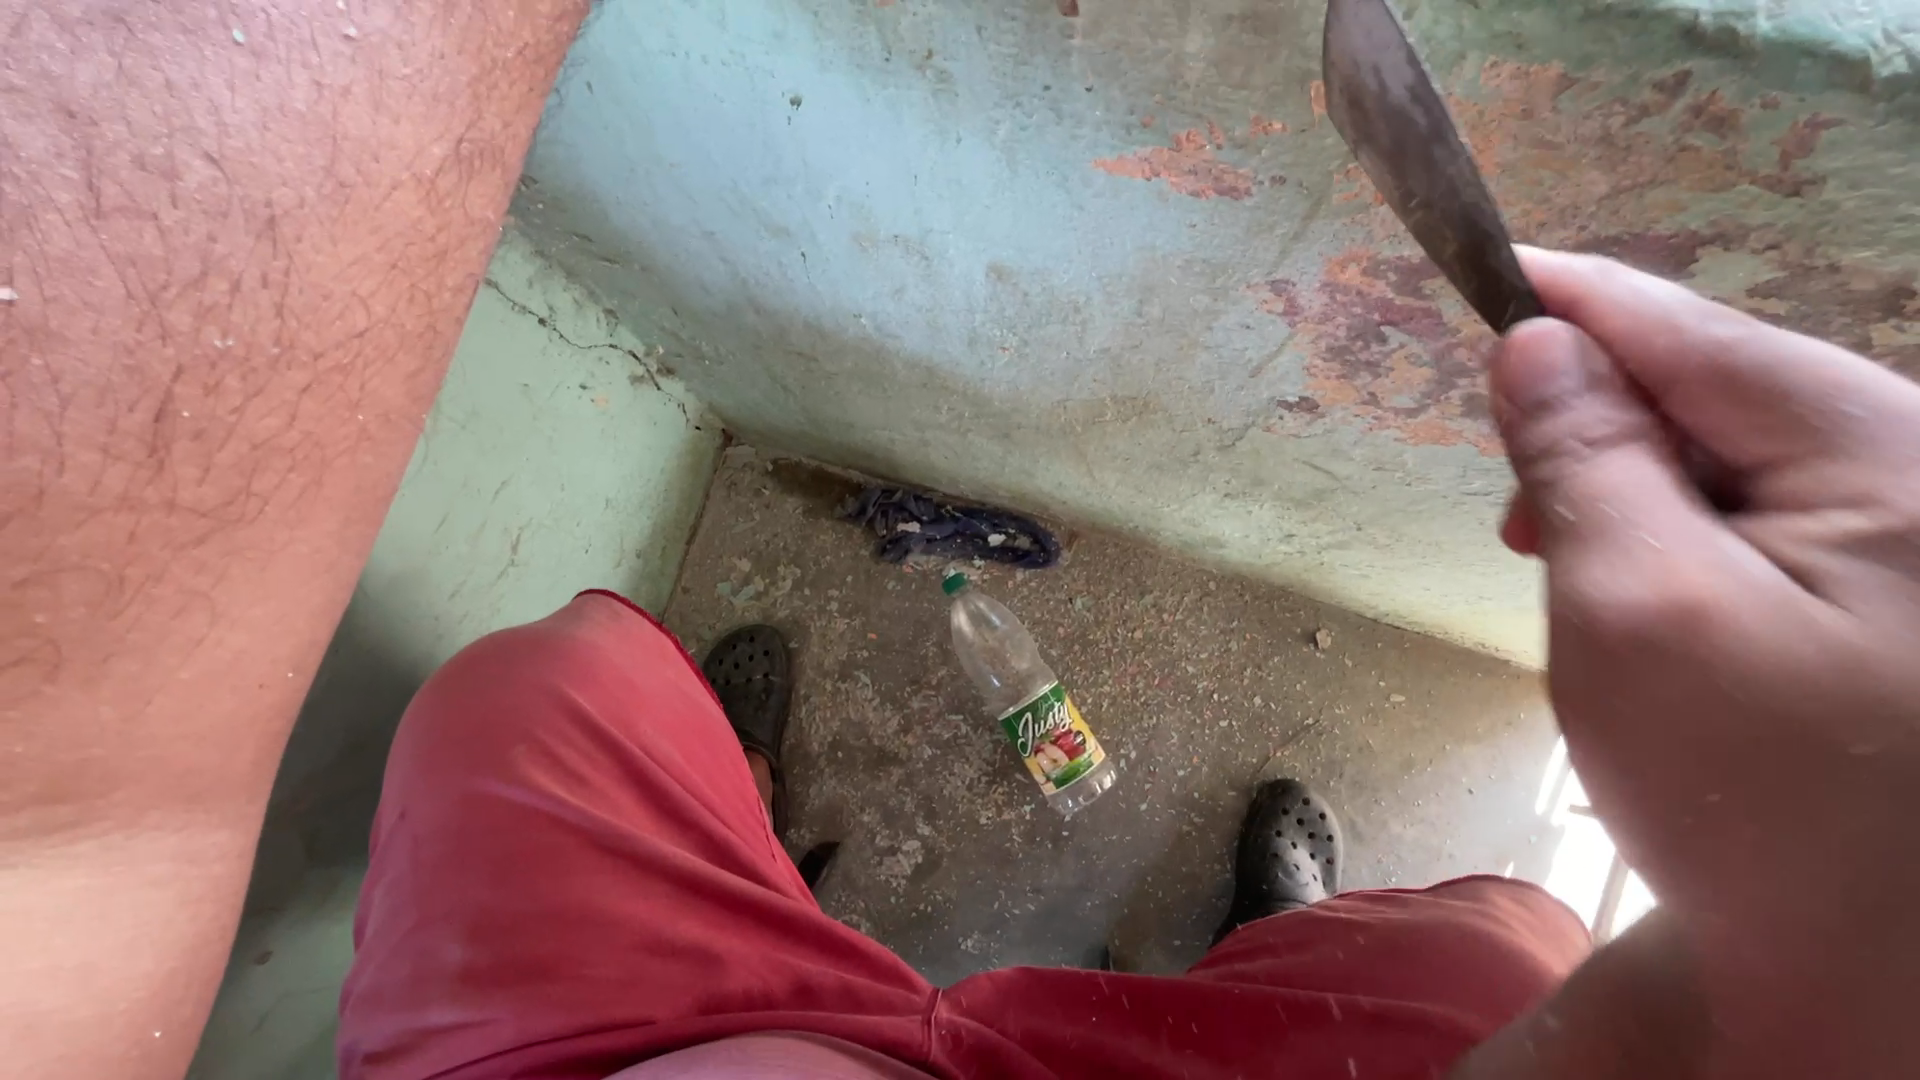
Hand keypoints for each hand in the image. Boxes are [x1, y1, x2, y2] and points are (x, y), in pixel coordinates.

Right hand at [1459, 248, 1919, 1078]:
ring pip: (1724, 454)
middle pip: (1714, 392)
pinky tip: (1628, 581)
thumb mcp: (1632, 603)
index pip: (1695, 334)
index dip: (1579, 296)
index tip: (1490, 265)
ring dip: (1619, 485)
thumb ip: (1585, 458)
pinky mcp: (1888, 583)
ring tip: (1557, 559)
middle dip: (1591, 424)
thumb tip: (1535, 344)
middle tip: (1515, 515)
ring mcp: (1916, 533)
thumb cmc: (1744, 784)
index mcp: (1894, 461)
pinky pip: (1749, 510)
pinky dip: (1661, 526)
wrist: (1872, 969)